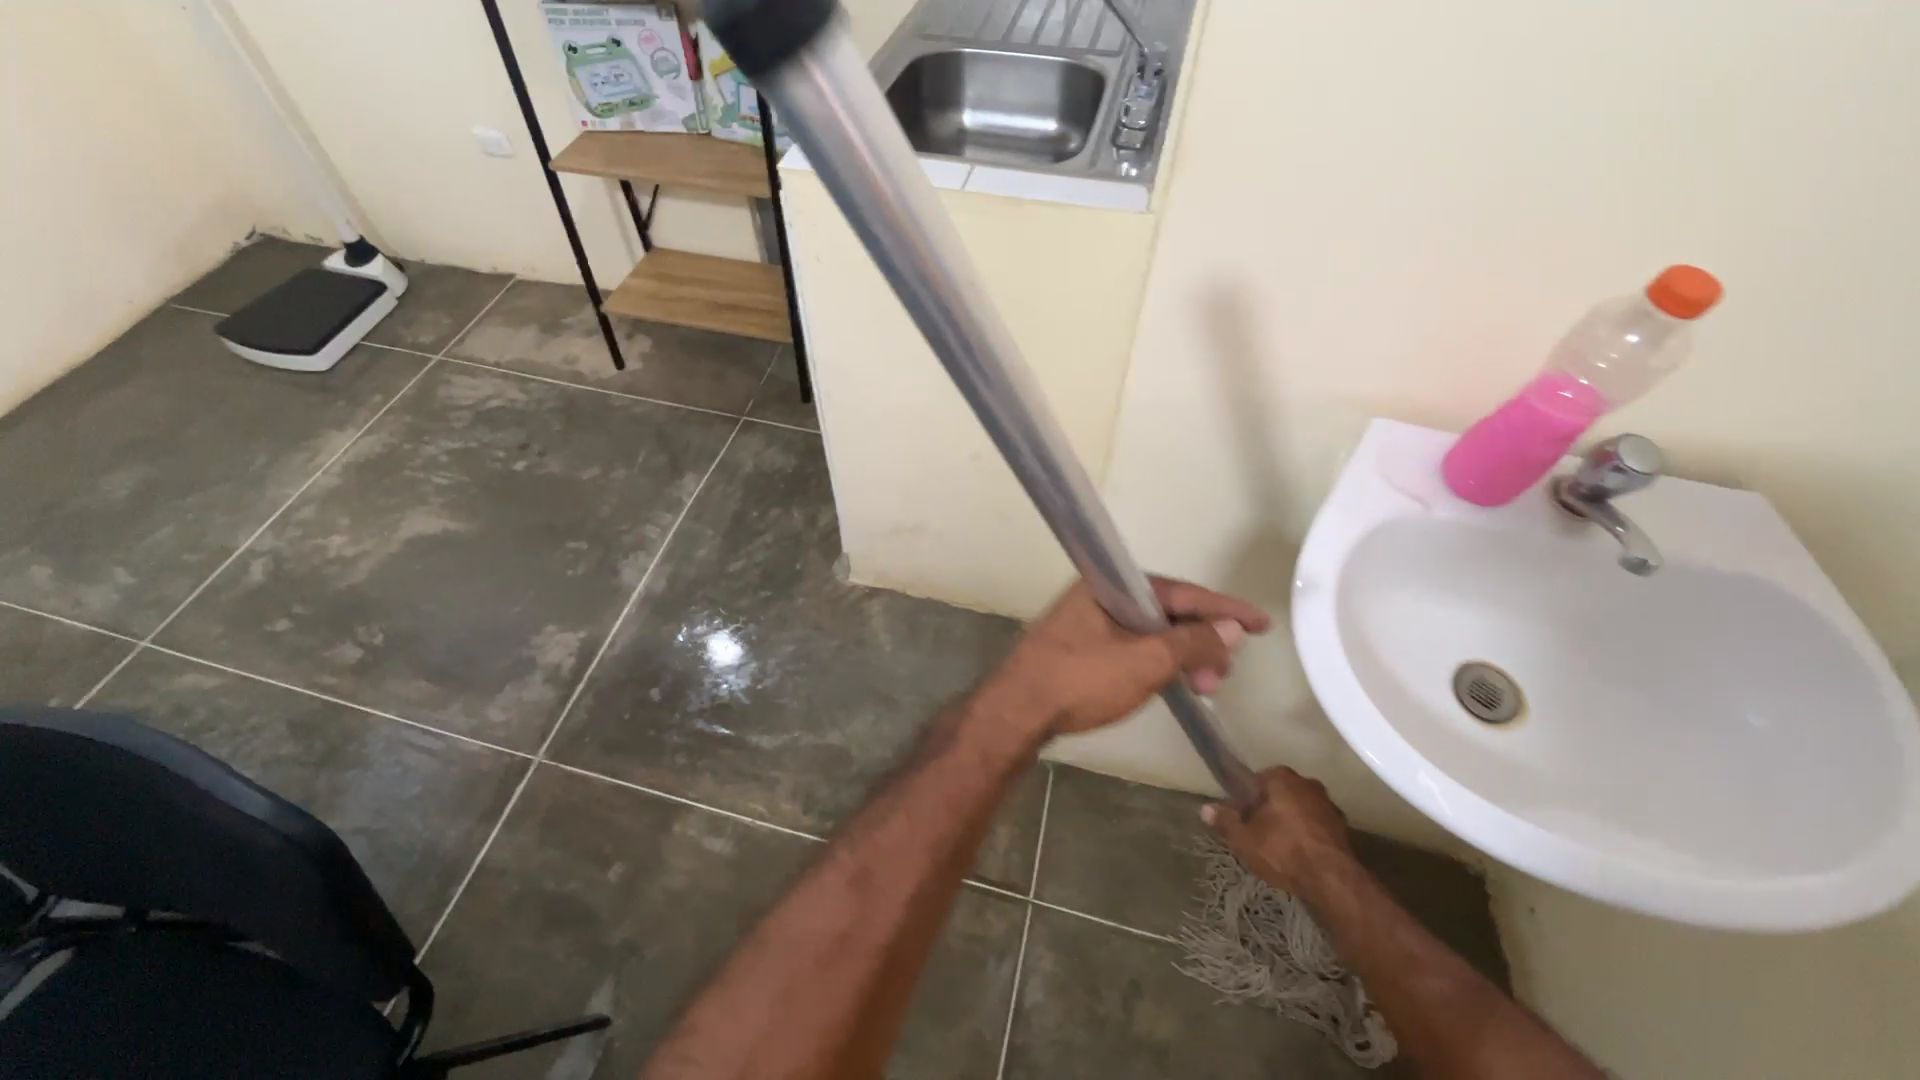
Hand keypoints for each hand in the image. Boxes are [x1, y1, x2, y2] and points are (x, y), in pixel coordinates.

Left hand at [989, 576, 1269, 737]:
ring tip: (1204, 688)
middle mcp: (1100, 596)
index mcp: (1112, 586)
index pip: (1183, 591)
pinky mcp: (1079, 650)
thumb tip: (1232, 628)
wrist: (1015, 713)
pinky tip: (1171, 685)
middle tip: (1223, 676)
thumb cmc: (1081, 680)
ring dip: (1182, 657)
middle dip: (1203, 641)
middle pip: (1167, 612)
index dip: (1225, 609)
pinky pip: (1131, 648)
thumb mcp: (1146, 661)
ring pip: (1150, 633)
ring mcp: (1087, 623)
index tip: (1262, 625)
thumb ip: (1193, 642)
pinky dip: (1157, 664)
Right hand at [1202, 766, 1354, 896]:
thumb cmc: (1282, 849)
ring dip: (1289, 824)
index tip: (1240, 819)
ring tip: (1277, 850)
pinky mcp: (1343, 829)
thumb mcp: (1243, 838)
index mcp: (1282, 778)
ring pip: (1300, 811)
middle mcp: (1308, 783)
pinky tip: (1298, 857)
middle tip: (1256, 835)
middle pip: (1279, 794)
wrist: (1331, 879)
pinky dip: (1306, 837)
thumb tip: (1205, 809)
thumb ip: (1224, 821)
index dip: (1245, 800)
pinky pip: (1316, 828)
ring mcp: (1329, 805)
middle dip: (1268, 811)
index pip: (1256, 780)